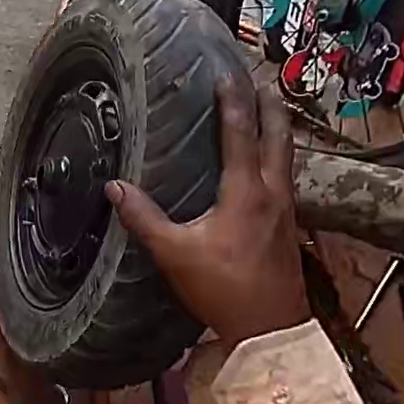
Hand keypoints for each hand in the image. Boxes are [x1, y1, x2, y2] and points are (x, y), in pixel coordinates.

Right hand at [105, 77, 307, 346]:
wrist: (271, 328)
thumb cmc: (222, 288)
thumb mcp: (174, 253)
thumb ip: (144, 218)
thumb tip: (114, 187)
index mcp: (246, 193)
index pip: (241, 135)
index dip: (233, 102)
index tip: (226, 75)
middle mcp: (273, 193)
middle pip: (278, 137)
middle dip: (270, 105)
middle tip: (259, 79)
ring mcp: (286, 209)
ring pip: (287, 155)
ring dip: (278, 126)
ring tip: (267, 107)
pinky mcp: (288, 224)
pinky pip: (284, 174)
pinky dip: (276, 153)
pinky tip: (265, 159)